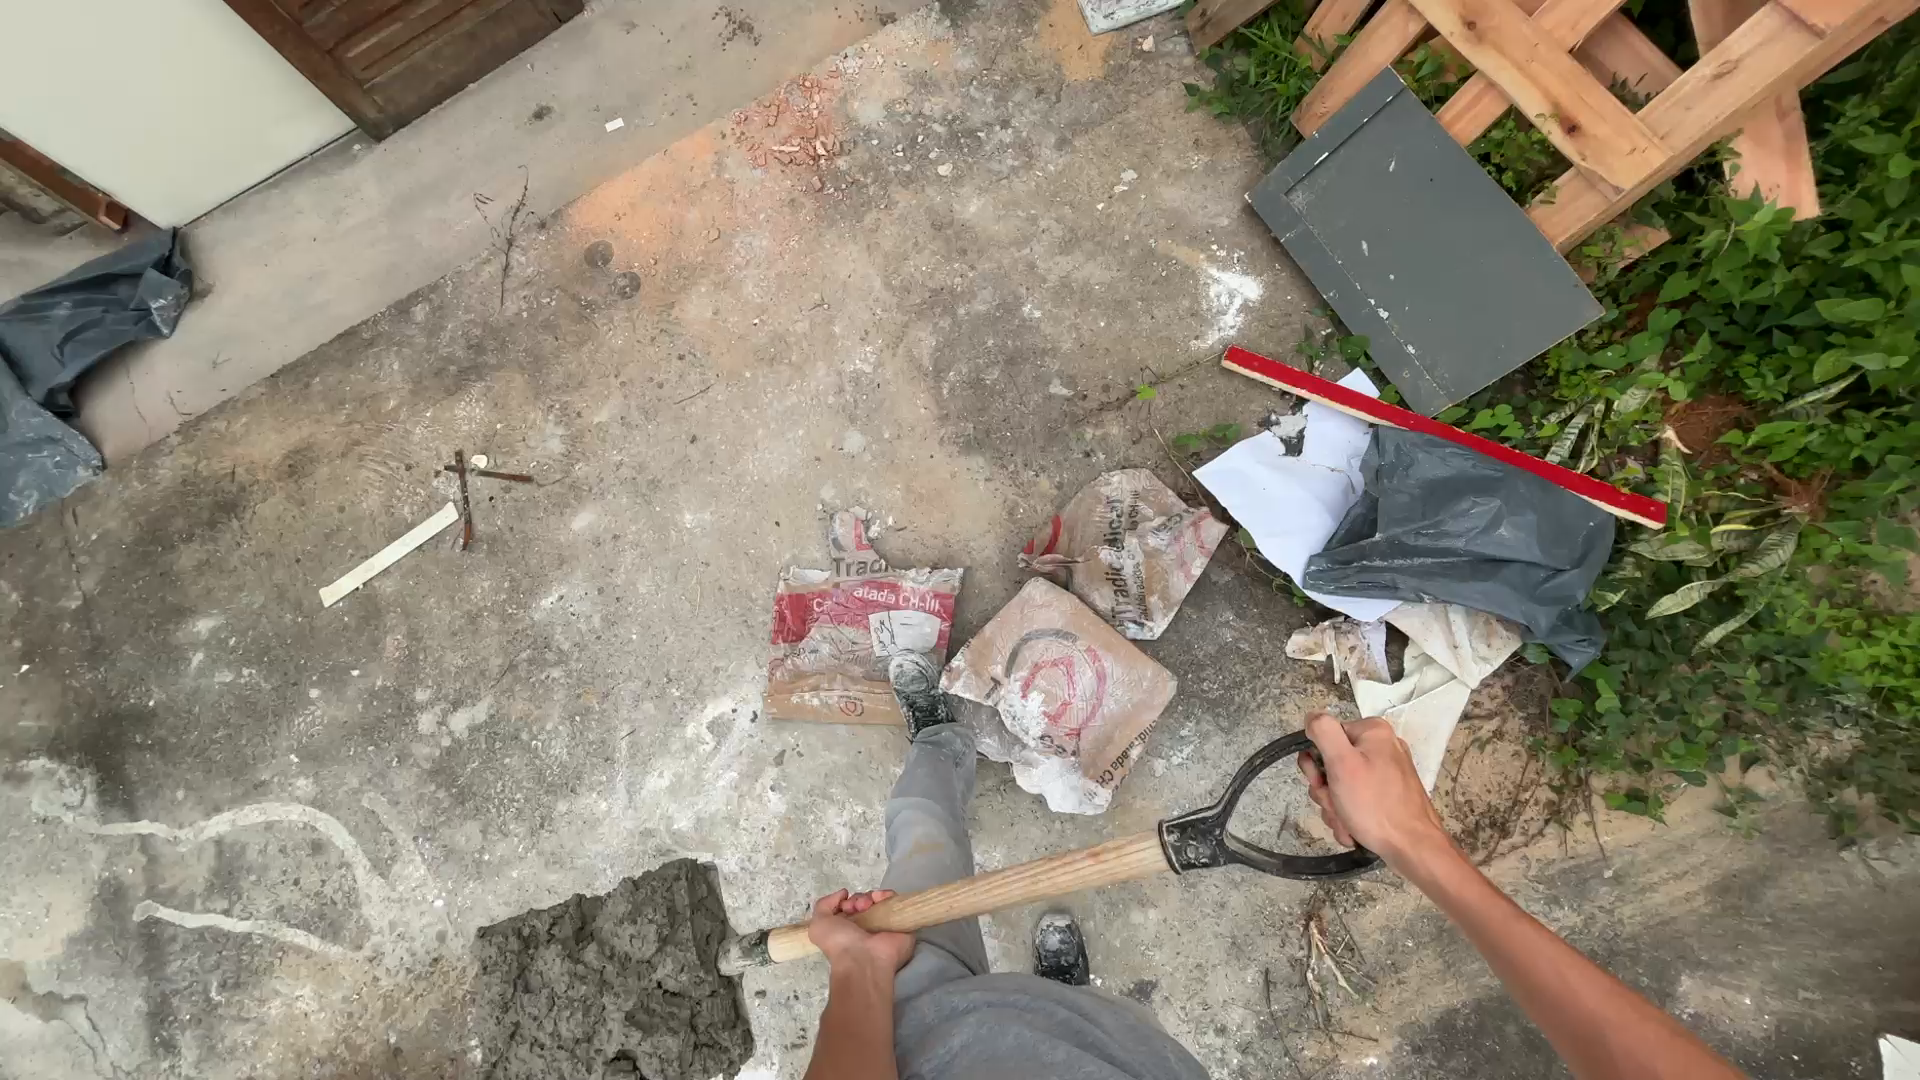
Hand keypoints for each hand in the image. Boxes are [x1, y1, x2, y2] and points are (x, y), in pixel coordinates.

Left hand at [807, 889, 915, 974]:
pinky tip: (880, 899)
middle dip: (858, 899)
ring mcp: (883, 923)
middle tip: (857, 907)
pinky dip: (887, 895)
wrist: (864, 960)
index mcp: (848, 929)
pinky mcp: (899, 921)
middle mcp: (866, 926)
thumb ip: (823, 905)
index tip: (845, 906)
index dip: (846, 902)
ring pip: (879, 900)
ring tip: (867, 906)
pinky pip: (894, 901)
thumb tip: (843, 894)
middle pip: (864, 901)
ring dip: (871, 896)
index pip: (849, 907)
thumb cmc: (840, 944)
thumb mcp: (819, 925)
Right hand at [1297, 713, 1452, 868]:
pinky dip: (1348, 814)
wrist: (1414, 850)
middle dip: (1325, 789)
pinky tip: (1353, 828)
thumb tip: (1312, 717)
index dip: (1316, 762)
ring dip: (1334, 806)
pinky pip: (1355, 798)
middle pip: (1330, 762)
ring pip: (1339, 784)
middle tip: (1335, 805)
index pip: (1324, 737)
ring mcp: (1386, 773)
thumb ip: (1323, 731)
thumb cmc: (1375, 805)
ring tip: (1346, 821)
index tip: (1321, 782)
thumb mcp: (1342, 762)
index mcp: (1372, 732)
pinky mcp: (1388, 795)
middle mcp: (1381, 747)